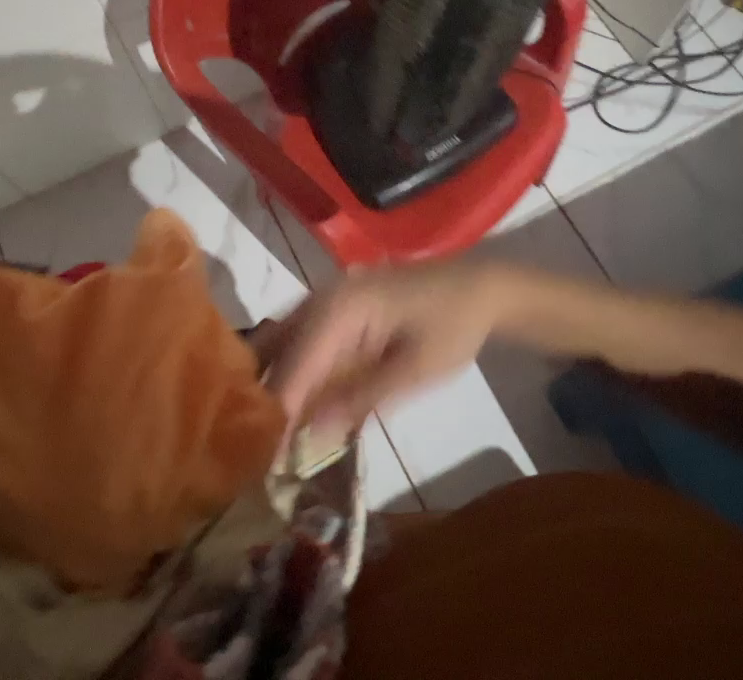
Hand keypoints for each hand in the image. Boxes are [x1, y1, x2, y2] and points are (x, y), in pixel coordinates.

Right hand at [265, 263, 512, 437]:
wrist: (480, 288)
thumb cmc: (452, 328)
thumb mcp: (415, 370)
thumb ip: (361, 398)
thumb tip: (311, 435)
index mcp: (339, 309)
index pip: (294, 364)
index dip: (278, 410)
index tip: (265, 454)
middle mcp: (322, 298)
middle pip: (276, 351)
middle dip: (267, 397)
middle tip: (262, 445)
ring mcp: (327, 300)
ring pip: (283, 345)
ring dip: (277, 385)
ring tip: (271, 431)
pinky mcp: (336, 309)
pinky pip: (302, 341)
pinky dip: (295, 372)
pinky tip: (295, 405)